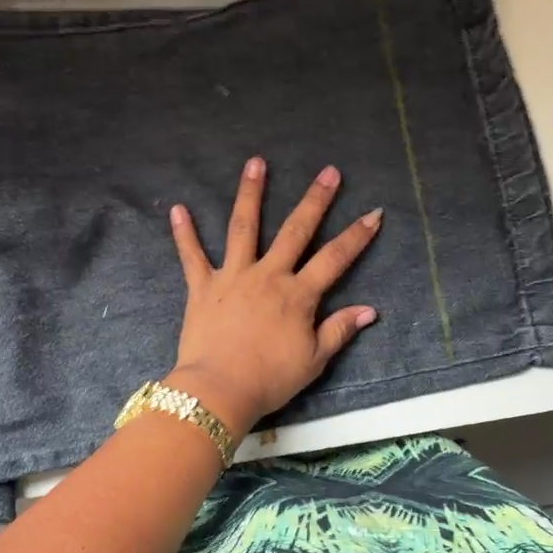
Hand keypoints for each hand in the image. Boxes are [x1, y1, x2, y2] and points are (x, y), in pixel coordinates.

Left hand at [164, 156, 383, 434]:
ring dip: (250, 193)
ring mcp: (233, 277)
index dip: (357, 236)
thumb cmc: (270, 379)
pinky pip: (192, 256)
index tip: (374, 213)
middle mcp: (268, 275)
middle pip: (295, 231)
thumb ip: (339, 330)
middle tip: (329, 172)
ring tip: (256, 162)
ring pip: (244, 227)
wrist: (220, 390)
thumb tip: (370, 310)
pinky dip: (184, 233)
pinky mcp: (202, 287)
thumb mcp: (313, 360)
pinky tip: (177, 208)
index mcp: (298, 295)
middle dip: (315, 200)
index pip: (335, 259)